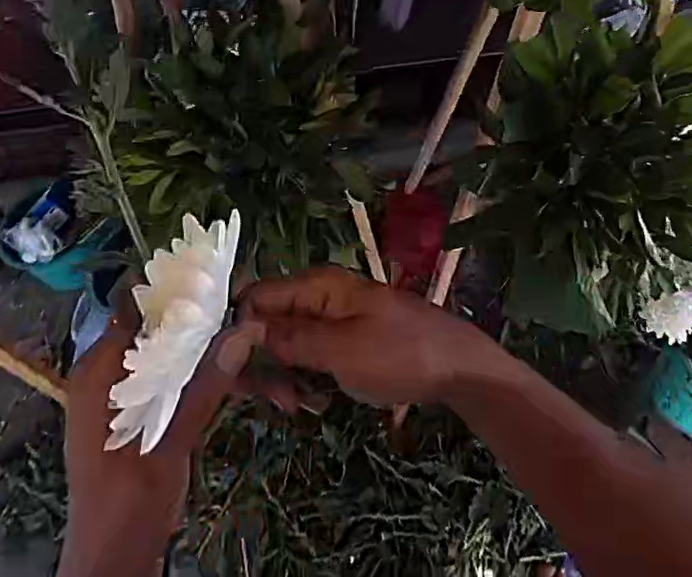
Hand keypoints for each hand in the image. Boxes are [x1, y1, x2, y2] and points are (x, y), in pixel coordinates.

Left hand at [59, 289, 262, 576]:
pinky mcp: (153, 413)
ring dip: (221, 355)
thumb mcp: (169, 442)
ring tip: (263, 346)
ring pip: (182, 356)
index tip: (220, 272)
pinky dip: (215, 379)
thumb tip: (245, 328)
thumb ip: (206, 383)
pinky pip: (186, 381)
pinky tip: (256, 382)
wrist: (113, 562)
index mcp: (101, 370)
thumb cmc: (127, 500)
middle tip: (254, 310)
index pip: (137, 306)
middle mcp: (114, 373)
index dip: (177, 286)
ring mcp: (134, 394)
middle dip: (211, 322)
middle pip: (166, 329)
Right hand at [240, 266, 502, 406]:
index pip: (256, 296)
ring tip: (300, 406)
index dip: (238, 331)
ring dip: (284, 376)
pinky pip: (310, 353)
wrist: (458, 367)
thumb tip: (241, 328)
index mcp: (317, 285)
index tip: (234, 374)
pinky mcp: (344, 337)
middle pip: (268, 322)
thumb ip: (290, 338)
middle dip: (262, 362)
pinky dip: (306, 377)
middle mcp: (320, 295)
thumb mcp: (341, 350)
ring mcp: (333, 316)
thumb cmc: (400, 354)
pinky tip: (316, 401)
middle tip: (278, 402)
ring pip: (286, 342)